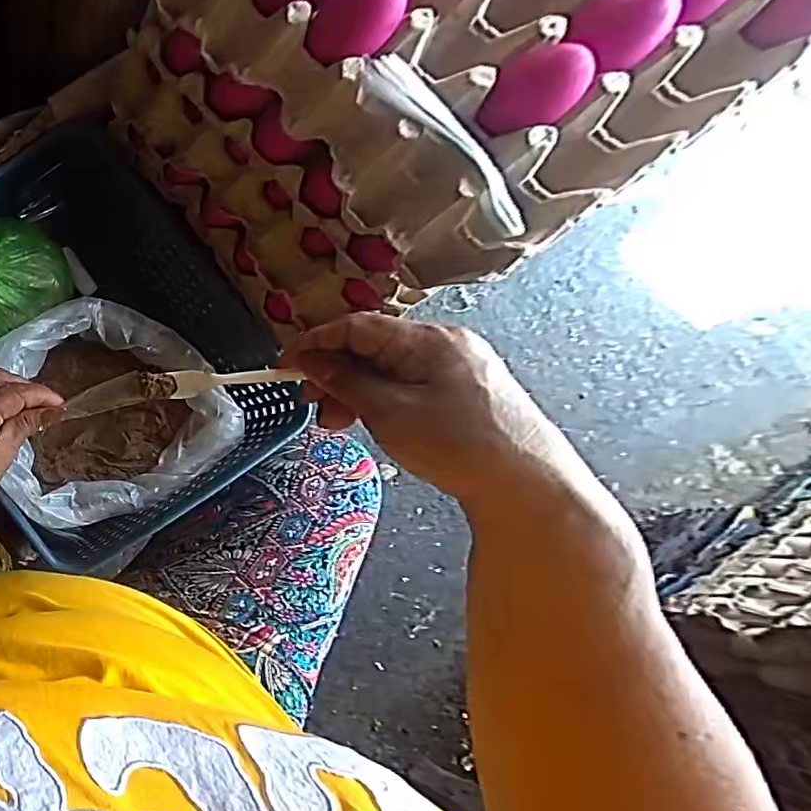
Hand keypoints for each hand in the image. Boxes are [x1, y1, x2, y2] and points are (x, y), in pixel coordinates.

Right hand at [280, 314, 584, 505]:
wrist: (525, 483)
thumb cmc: (460, 445)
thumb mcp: (387, 411)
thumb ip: (343, 381)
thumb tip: (311, 361)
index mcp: (429, 341)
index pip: (355, 326)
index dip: (313, 343)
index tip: (285, 367)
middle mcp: (443, 344)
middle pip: (367, 345)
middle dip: (330, 372)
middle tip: (309, 402)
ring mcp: (452, 365)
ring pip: (381, 366)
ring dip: (348, 389)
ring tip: (335, 421)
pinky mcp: (456, 387)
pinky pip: (400, 381)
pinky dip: (372, 397)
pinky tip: (362, 419)